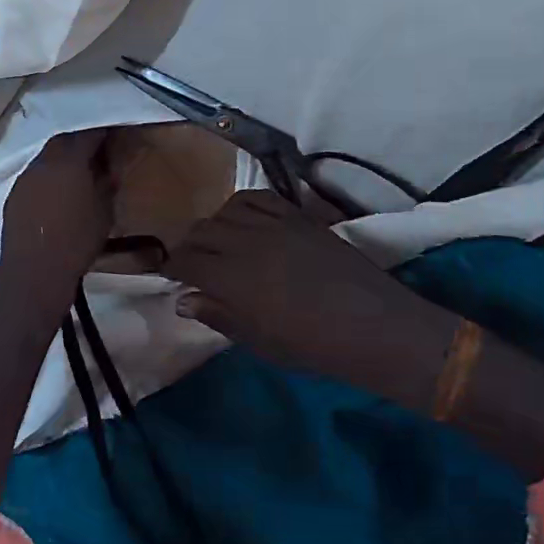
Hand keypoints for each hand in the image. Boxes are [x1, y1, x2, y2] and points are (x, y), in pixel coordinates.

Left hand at [0, 129, 116, 289]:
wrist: (35, 272)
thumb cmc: (77, 241)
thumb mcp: (104, 212)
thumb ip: (106, 184)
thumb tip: (107, 169)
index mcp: (69, 161)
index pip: (88, 135)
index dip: (101, 133)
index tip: (112, 135)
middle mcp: (44, 162)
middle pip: (63, 140)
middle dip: (79, 140)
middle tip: (95, 150)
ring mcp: (25, 178)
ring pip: (46, 156)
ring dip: (61, 157)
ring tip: (77, 170)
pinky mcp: (14, 194)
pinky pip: (35, 175)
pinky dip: (48, 175)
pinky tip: (57, 190)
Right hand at [164, 190, 458, 408]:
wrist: (372, 325)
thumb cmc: (313, 345)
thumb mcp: (259, 341)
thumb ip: (219, 315)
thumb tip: (184, 301)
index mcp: (230, 278)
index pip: (185, 261)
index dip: (173, 267)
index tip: (172, 276)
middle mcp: (244, 242)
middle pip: (201, 232)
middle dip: (189, 247)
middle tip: (192, 264)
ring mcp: (272, 224)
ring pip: (225, 211)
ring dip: (214, 225)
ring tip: (218, 242)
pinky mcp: (296, 215)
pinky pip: (258, 198)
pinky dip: (242, 205)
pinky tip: (244, 218)